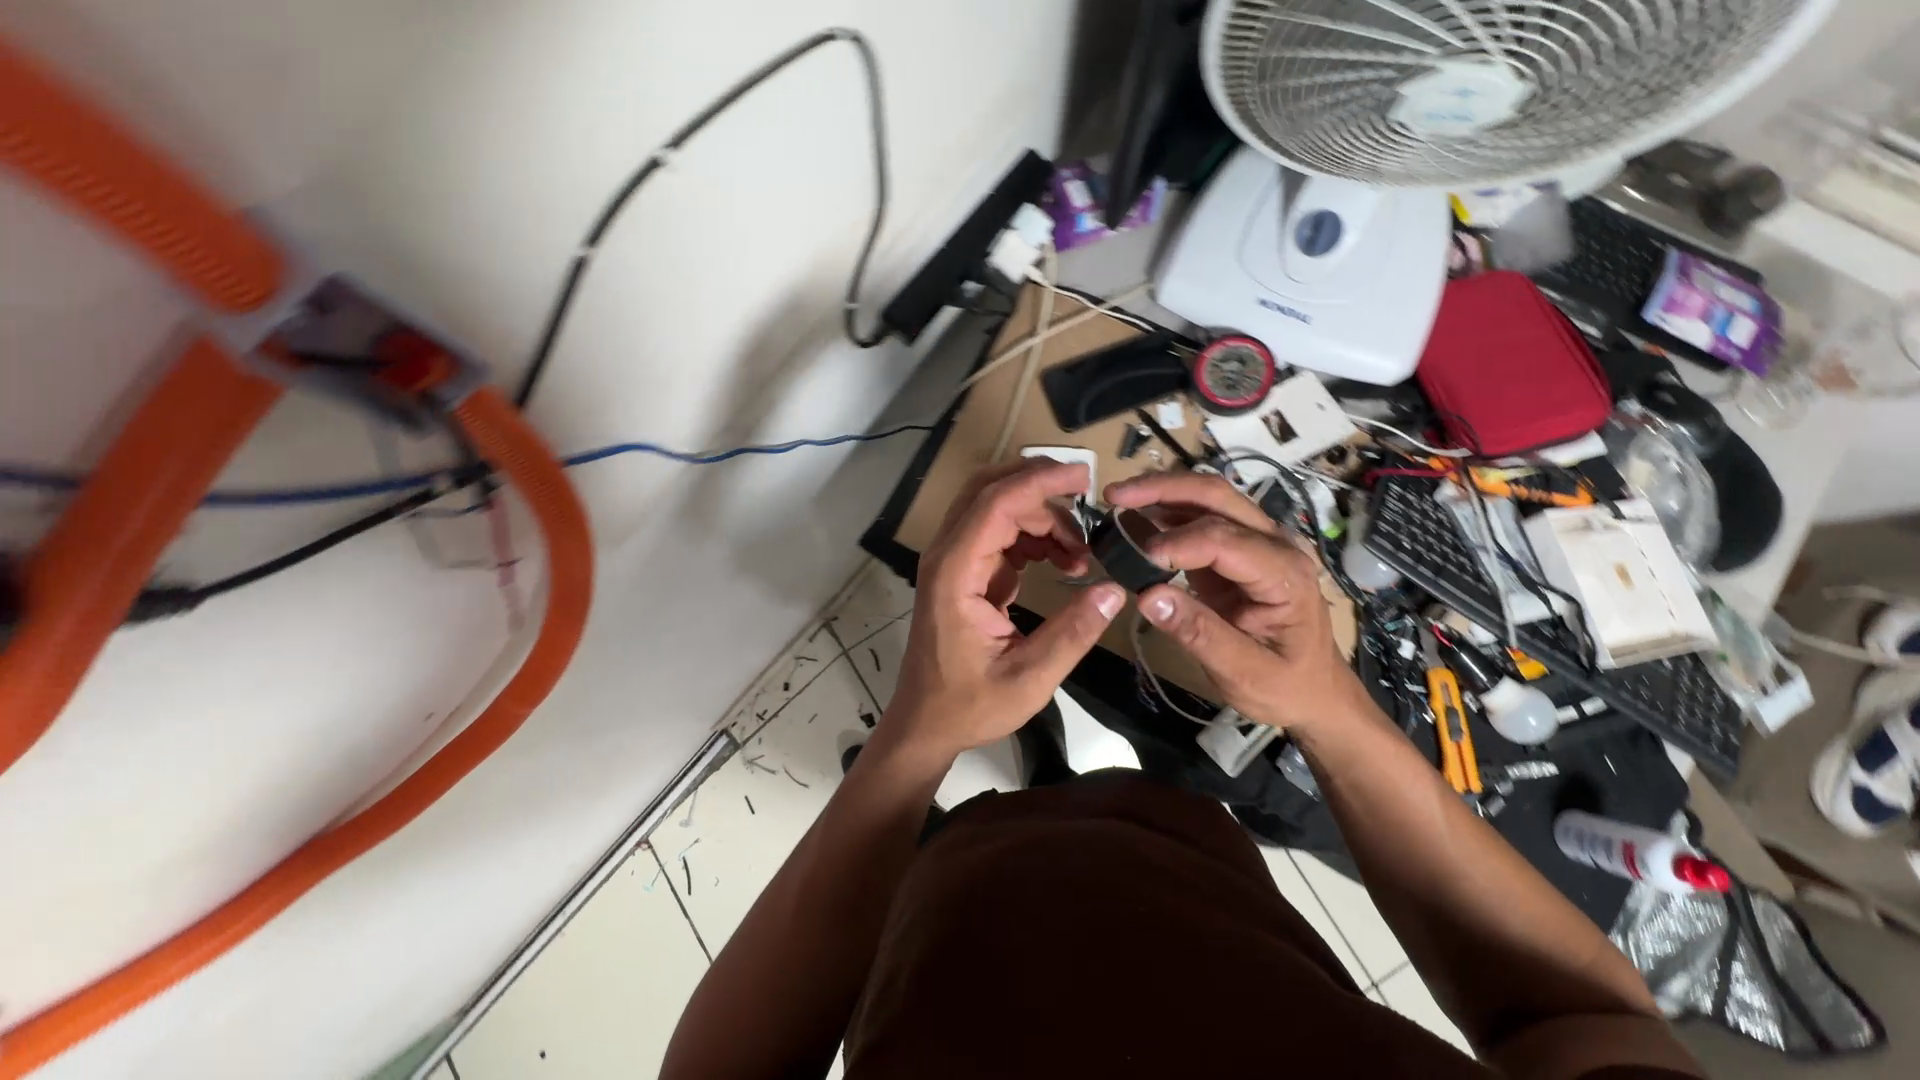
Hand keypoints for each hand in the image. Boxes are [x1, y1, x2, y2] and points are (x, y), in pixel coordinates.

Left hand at [885, 460, 1125, 759]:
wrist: (926, 723)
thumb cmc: (969, 705)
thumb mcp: (1029, 679)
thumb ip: (1072, 633)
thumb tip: (1114, 591)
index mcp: (954, 574)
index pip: (995, 505)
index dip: (1039, 482)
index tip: (1084, 475)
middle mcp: (947, 556)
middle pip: (989, 491)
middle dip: (1041, 486)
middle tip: (1089, 498)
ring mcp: (952, 562)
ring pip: (995, 508)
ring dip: (1041, 517)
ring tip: (1081, 554)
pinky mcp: (964, 572)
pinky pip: (999, 534)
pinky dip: (1033, 536)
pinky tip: (1063, 561)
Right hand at [1105, 472, 1370, 735]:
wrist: (1315, 691)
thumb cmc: (1286, 686)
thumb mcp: (1244, 674)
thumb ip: (1199, 634)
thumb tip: (1148, 598)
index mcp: (1285, 574)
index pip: (1225, 540)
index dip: (1178, 543)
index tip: (1136, 558)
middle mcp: (1276, 544)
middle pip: (1218, 497)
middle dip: (1164, 489)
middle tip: (1115, 495)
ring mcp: (1258, 542)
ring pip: (1210, 497)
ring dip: (1163, 492)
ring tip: (1118, 499)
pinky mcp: (1238, 550)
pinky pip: (1202, 518)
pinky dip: (1168, 511)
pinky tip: (1136, 518)